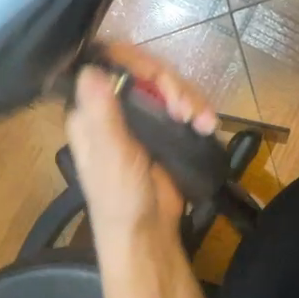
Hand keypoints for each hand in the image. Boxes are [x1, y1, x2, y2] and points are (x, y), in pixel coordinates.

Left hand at [68, 43, 218, 297]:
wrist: (149, 236)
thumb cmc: (120, 199)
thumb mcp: (111, 156)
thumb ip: (102, 113)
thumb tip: (91, 69)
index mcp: (91, 109)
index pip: (109, 62)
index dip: (136, 61)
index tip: (158, 77)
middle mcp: (114, 105)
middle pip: (146, 69)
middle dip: (171, 85)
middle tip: (184, 109)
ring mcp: (142, 114)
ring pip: (169, 84)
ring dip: (190, 99)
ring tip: (201, 122)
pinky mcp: (165, 125)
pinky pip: (185, 102)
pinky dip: (199, 110)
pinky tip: (208, 125)